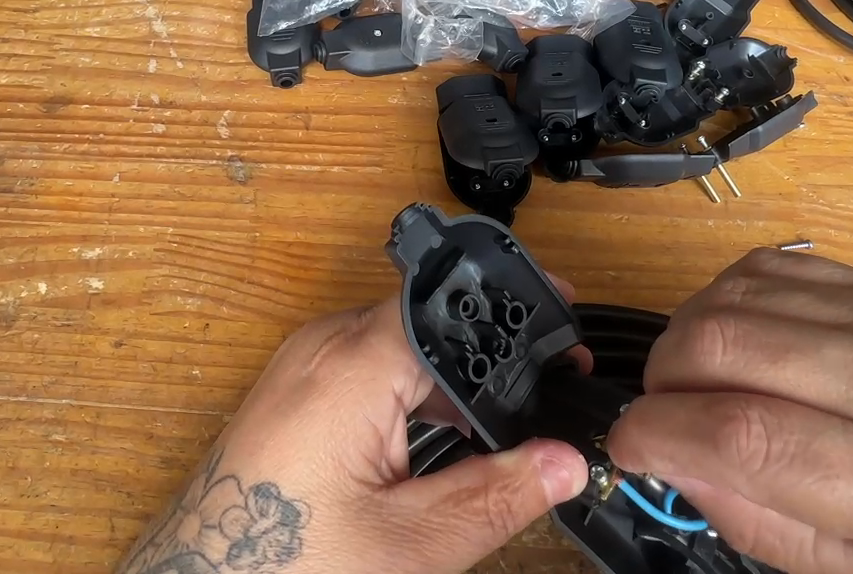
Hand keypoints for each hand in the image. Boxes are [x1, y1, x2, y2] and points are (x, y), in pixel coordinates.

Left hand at [115, 296, 588, 573]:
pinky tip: (437, 433)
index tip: (560, 327)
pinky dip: (412, 388)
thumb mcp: (407, 546)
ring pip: (402, 341)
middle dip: (489, 349)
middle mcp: (327, 342)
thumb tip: (564, 461)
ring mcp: (308, 358)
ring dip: (450, 374)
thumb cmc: (288, 564)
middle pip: (429, 320)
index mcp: (353, 363)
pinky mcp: (301, 380)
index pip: (449, 306)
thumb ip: (494, 495)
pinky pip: (371, 361)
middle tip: (541, 383)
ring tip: (496, 417)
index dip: (511, 312)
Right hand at [605, 248, 852, 573]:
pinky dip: (723, 299)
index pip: (746, 435)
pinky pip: (768, 266)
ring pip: (734, 292)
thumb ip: (761, 524)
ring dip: (685, 336)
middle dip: (662, 378)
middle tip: (661, 416)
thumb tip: (672, 456)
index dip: (659, 434)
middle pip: (726, 341)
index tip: (625, 445)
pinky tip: (732, 343)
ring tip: (692, 384)